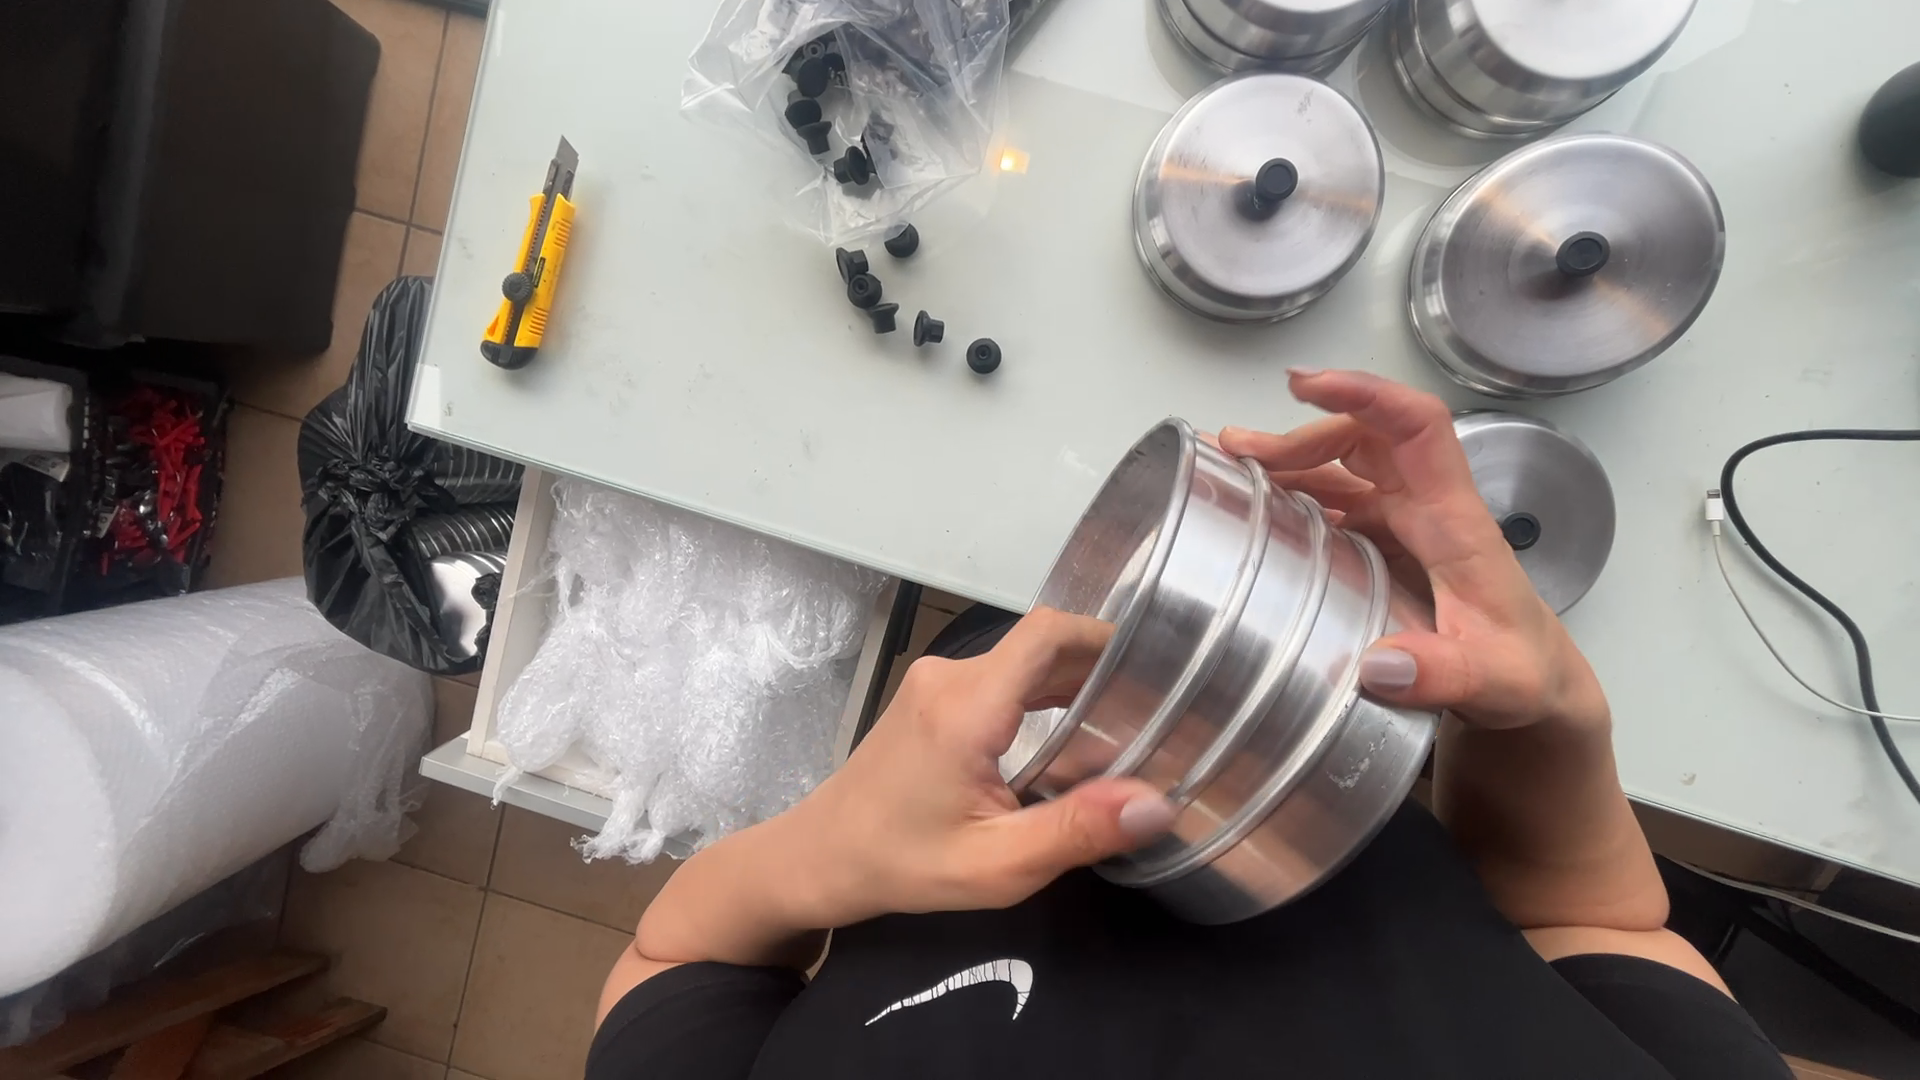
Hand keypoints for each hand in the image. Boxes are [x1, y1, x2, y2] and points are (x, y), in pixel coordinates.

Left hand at [787, 608, 1176, 922]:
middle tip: (1154, 704)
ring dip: (1072, 680)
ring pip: (1021, 660)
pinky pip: (1000, 677)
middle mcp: (950, 677)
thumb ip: (1076, 830)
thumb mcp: (997, 865)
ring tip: (1124, 716)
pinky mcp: (932, 693)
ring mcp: (936, 680)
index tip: (1151, 660)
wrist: (824, 853)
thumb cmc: (905, 863)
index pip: (1044, 634)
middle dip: (1098, 666)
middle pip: (1039, 645)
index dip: (1102, 635)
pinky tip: (1072, 727)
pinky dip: (1041, 692)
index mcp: (966, 707)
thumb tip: (1155, 804)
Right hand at [1219, 369, 1606, 731]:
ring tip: (1230, 465)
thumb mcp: (1497, 682)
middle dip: (1300, 436)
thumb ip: (1444, 673)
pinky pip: (1336, 501)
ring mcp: (1404, 523)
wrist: (1536, 683)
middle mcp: (1425, 507)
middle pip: (1364, 440)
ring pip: (1344, 467)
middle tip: (1238, 452)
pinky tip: (1261, 507)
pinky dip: (1295, 494)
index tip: (1304, 385)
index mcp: (1452, 519)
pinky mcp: (1385, 543)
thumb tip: (1373, 666)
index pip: (1417, 428)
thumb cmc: (1523, 672)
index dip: (1364, 395)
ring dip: (1289, 461)